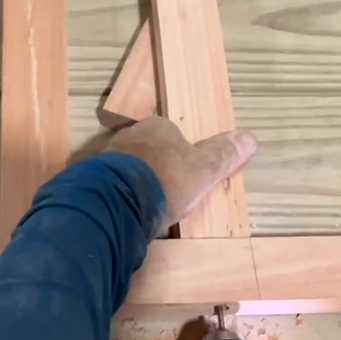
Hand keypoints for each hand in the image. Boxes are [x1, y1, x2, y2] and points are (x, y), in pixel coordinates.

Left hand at [103, 117, 256, 227]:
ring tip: (144, 206)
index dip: (180, 155)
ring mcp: (106, 156)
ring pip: (126, 167)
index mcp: (158, 128)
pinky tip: (124, 211)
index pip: (172, 134)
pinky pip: (109, 184)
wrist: (117, 201)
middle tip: (165, 193)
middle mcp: (130, 135)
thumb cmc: (166, 180)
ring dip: (134, 182)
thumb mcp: (203, 171)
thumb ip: (222, 156)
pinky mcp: (90, 179)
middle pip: (147, 149)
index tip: (185, 176)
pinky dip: (118, 195)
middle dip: (155, 168)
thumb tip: (250, 138)